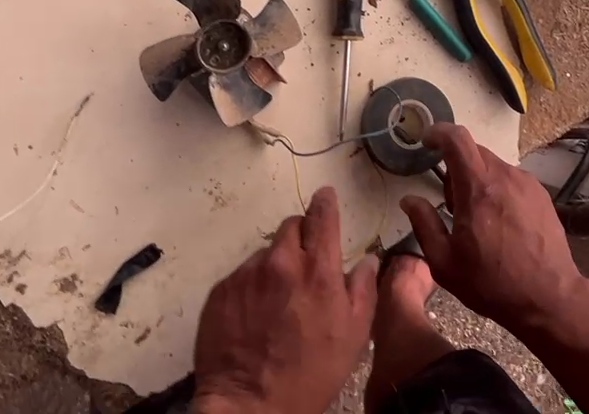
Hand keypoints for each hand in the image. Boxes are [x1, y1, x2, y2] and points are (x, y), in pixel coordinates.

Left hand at [192, 187, 378, 413]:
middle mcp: (281, 262)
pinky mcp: (221, 291)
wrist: (249, 409)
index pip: (322, 215)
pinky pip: (242, 275)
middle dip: (302, 237)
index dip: (326, 201)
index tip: (325, 196)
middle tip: (305, 265)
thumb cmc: (310, 375)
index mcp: (318, 270)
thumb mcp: (354, 336)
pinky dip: (252, 286)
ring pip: (266, 252)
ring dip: (276, 264)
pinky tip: (255, 315)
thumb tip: (367, 259)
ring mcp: (247, 275)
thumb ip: (363, 289)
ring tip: (278, 301)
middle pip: (292, 226)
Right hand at [399, 124, 587, 335]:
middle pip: (473, 152)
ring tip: (479, 219)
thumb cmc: (491, 283)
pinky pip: (511, 178)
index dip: (438, 132)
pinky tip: (501, 222)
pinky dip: (498, 189)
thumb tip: (409, 200)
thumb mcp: (445, 263)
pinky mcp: (540, 193)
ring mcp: (526, 183)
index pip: (457, 139)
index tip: (426, 140)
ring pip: (493, 165)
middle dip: (456, 168)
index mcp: (477, 188)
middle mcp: (504, 176)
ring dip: (478, 180)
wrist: (549, 298)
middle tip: (452, 205)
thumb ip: (424, 224)